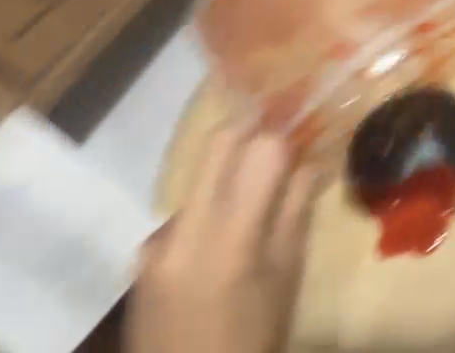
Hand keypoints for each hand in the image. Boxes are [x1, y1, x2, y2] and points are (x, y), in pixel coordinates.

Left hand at [127, 123, 319, 352]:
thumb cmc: (254, 339)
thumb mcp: (287, 276)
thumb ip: (296, 211)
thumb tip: (312, 159)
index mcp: (232, 236)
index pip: (261, 149)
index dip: (285, 130)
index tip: (303, 123)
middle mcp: (186, 227)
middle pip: (218, 143)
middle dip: (252, 126)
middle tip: (279, 127)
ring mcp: (157, 241)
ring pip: (199, 175)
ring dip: (229, 169)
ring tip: (257, 188)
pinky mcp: (142, 256)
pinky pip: (183, 211)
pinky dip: (208, 208)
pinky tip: (222, 235)